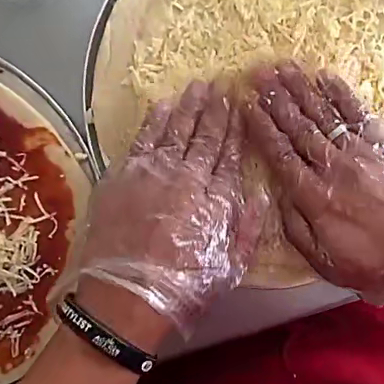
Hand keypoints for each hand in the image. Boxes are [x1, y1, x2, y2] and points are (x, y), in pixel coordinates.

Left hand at [78, 80, 263, 335]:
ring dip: (186, 107)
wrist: (127, 299)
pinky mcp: (122, 177)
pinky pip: (141, 140)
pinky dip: (152, 121)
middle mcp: (187, 178)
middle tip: (220, 85)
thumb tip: (260, 193)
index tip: (239, 107)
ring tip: (196, 86)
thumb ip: (248, 228)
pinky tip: (162, 105)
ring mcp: (152, 174)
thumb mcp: (230, 268)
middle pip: (203, 136)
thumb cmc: (182, 290)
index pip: (229, 154)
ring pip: (173, 131)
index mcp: (216, 200)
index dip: (235, 129)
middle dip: (214, 109)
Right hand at [242, 61, 383, 299]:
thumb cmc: (373, 263)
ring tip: (282, 68)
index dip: (261, 128)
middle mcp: (333, 167)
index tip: (246, 106)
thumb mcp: (322, 260)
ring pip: (323, 113)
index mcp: (314, 197)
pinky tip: (325, 77)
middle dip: (275, 98)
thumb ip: (294, 227)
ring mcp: (360, 153)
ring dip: (301, 89)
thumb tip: (278, 196)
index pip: (280, 154)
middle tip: (257, 74)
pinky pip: (357, 113)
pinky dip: (340, 94)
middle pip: (298, 126)